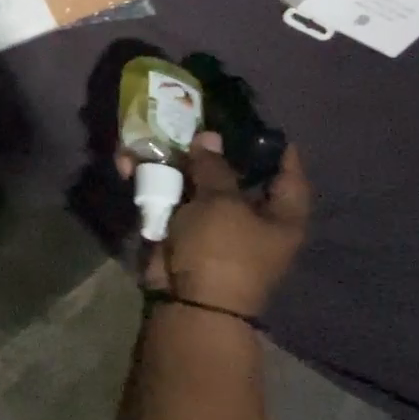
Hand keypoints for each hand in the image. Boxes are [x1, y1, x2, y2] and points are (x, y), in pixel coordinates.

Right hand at [129, 132, 310, 316]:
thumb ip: (215, 167)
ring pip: (191, 184)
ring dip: (169, 164)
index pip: (290, 179)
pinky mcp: (179, 229)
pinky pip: (166, 198)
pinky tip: (129, 165)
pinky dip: (149, 182)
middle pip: (232, 177)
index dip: (281, 155)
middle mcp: (250, 219)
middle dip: (208, 152)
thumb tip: (210, 137)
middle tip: (192, 123)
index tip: (267, 129)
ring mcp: (212, 224)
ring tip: (148, 140)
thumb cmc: (223, 249)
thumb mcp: (223, 203)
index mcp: (280, 218)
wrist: (189, 296)